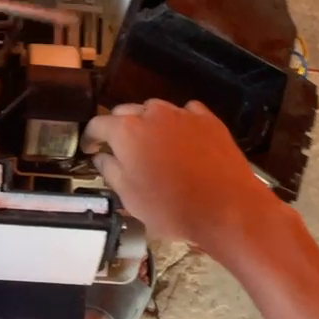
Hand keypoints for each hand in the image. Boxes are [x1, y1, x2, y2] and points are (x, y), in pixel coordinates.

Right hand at [83, 99, 282, 258]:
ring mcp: (182, 113)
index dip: (90, 137)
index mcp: (126, 130)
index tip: (90, 149)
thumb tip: (101, 156)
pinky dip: (178, 124)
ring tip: (153, 146)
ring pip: (155, 110)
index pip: (97, 124)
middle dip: (118, 128)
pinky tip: (183, 141)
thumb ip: (110, 171)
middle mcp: (151, 113)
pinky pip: (185, 113)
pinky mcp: (208, 119)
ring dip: (148, 124)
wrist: (228, 207)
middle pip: (125, 112)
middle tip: (121, 151)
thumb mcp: (130, 197)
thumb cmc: (171, 207)